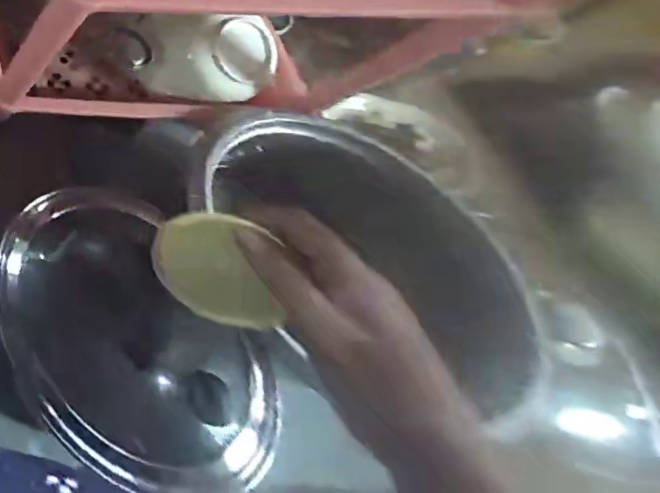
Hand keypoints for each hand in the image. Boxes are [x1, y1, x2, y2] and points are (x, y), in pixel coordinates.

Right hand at [236, 207, 503, 492]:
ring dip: (277, 259)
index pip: (303, 224)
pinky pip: (320, 288)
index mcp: (355, 274)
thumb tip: (241, 233)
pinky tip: (274, 300)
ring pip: (314, 265)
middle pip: (309, 241)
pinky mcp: (364, 326)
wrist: (433, 445)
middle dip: (267, 235)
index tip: (226, 221)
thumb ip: (281, 279)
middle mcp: (363, 280)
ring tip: (242, 268)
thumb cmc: (373, 381)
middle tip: (228, 246)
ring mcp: (366, 304)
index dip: (263, 215)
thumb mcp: (320, 328)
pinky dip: (291, 283)